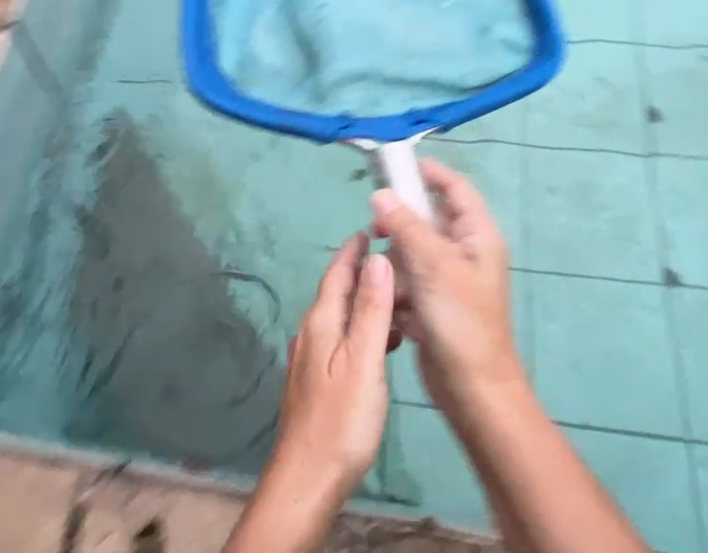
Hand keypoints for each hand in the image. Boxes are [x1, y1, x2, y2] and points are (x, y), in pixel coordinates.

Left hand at [266, 234, 395, 501]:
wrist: (308, 476)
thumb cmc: (342, 419)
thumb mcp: (365, 361)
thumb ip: (372, 311)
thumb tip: (379, 260)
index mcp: (322, 323)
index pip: (337, 274)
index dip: (354, 251)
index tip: (372, 230)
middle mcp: (311, 333)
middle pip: (338, 292)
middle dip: (363, 273)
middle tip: (396, 260)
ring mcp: (311, 358)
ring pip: (341, 317)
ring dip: (366, 303)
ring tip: (399, 299)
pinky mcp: (316, 380)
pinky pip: (342, 339)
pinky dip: (363, 330)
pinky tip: (384, 343)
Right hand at [371, 160, 523, 412]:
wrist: (471, 388)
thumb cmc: (460, 321)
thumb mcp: (432, 266)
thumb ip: (405, 226)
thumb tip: (380, 195)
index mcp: (477, 236)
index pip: (455, 189)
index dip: (429, 173)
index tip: (395, 166)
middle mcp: (465, 252)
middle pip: (428, 219)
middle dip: (401, 223)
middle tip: (375, 227)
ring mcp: (449, 278)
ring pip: (412, 250)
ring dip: (395, 260)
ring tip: (384, 273)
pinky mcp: (433, 302)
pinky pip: (408, 280)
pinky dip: (397, 287)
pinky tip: (391, 305)